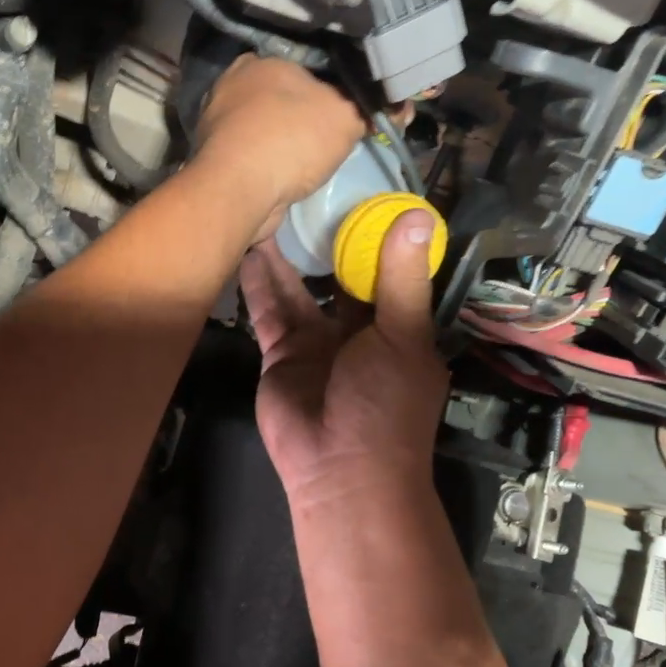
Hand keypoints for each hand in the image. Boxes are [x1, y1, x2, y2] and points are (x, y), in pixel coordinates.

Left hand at [192, 55, 365, 221]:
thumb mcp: (346, 116)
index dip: (328, 87)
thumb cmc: (291, 139)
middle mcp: (231, 87)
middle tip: (327, 137)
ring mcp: (216, 125)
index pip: (303, 66)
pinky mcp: (212, 160)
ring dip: (281, 144)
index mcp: (260, 62)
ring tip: (305, 163)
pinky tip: (281, 179)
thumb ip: (368, 109)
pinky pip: (249, 158)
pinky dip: (265, 167)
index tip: (345, 109)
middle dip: (300, 117)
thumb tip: (395, 107)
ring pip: (262, 130)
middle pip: (279, 98)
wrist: (238, 191)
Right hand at [240, 210, 449, 514]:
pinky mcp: (279, 356)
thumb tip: (417, 217)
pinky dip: (258, 286)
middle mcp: (355, 333)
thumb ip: (401, 278)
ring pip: (297, 292)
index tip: (358, 194)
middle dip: (322, 245)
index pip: (384, 274)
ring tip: (267, 213)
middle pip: (335, 279)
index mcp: (396, 329)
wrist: (342, 471)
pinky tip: (248, 251)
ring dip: (285, 260)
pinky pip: (268, 314)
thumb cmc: (386, 404)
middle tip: (304, 195)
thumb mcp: (402, 336)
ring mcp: (314, 345)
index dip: (372, 238)